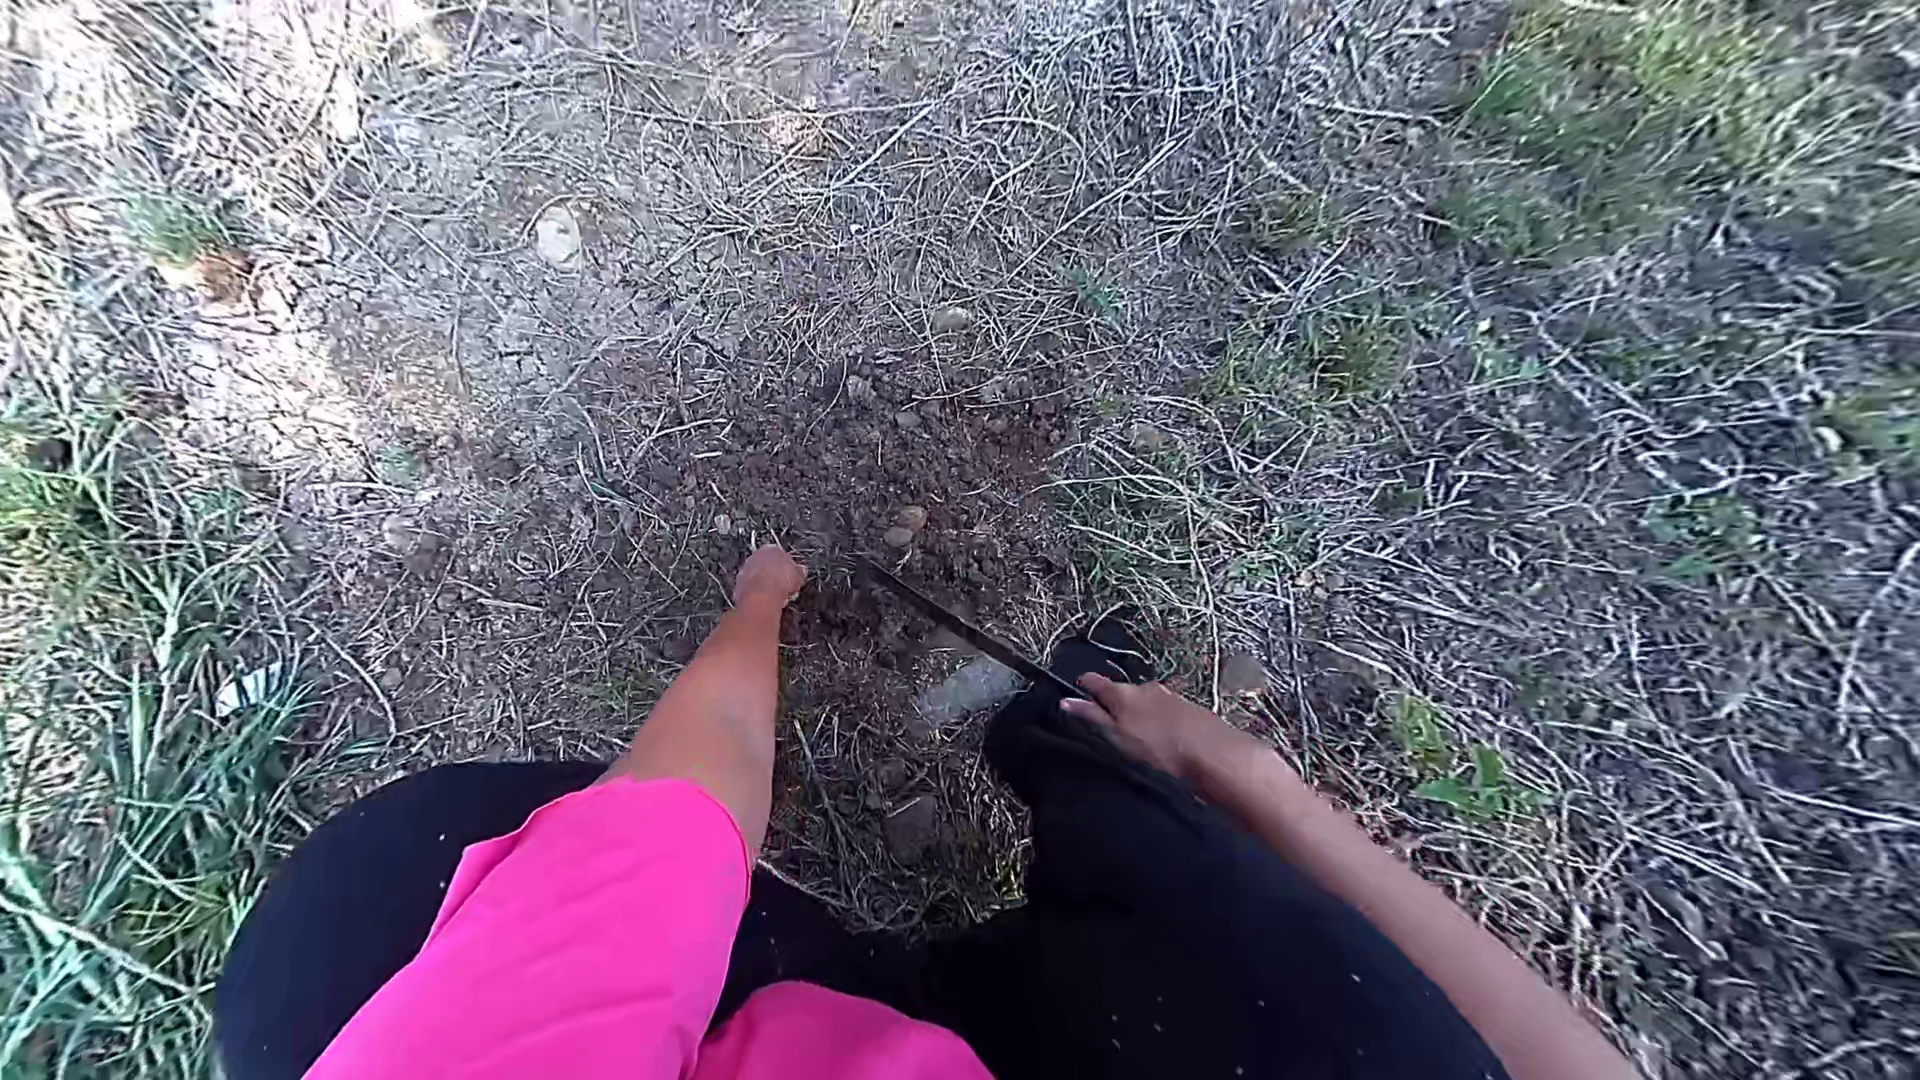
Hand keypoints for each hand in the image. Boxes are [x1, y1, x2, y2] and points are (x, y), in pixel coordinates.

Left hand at [732, 544, 806, 607]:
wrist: (761, 597)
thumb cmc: (780, 582)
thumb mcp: (798, 576)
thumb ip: (799, 571)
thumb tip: (801, 571)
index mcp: (770, 549)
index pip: (779, 553)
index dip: (786, 565)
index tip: (791, 574)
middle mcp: (755, 557)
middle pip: (765, 564)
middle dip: (773, 573)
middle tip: (783, 584)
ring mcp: (745, 571)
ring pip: (756, 576)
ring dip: (764, 583)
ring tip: (775, 595)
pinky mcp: (738, 585)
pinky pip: (750, 588)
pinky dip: (756, 593)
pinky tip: (765, 600)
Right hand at [1060, 672, 1265, 783]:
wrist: (1216, 758)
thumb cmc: (1163, 750)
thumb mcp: (1117, 737)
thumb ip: (1091, 717)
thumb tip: (1066, 701)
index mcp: (1125, 693)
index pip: (1096, 683)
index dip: (1084, 686)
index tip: (1076, 691)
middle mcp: (1148, 690)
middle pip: (1122, 693)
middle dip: (1113, 705)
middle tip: (1106, 723)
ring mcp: (1172, 699)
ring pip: (1146, 704)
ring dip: (1139, 716)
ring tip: (1135, 739)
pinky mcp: (1191, 714)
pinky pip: (1167, 715)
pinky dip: (1159, 725)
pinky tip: (1162, 744)